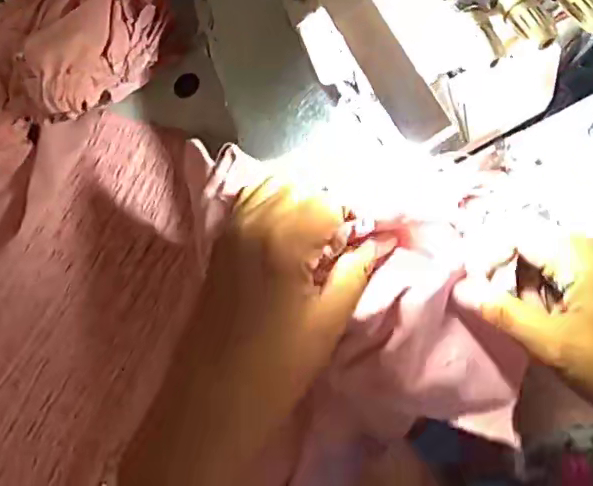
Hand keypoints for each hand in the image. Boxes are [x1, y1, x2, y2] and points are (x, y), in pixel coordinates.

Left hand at [124, 175, 386, 483]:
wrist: (209, 405)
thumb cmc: (276, 368)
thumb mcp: (329, 320)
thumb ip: (358, 268)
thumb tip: (383, 237)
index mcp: (285, 237)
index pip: (332, 200)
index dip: (353, 220)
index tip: (359, 246)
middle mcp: (256, 219)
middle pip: (306, 187)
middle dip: (328, 210)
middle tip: (337, 249)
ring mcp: (233, 225)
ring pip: (280, 186)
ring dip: (302, 204)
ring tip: (311, 243)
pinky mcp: (221, 237)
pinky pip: (255, 198)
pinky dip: (275, 204)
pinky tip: (285, 238)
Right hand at [464, 226, 592, 425]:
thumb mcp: (551, 343)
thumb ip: (504, 313)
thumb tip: (462, 289)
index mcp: (575, 250)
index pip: (515, 235)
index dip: (489, 259)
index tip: (472, 290)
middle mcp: (582, 246)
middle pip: (526, 247)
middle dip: (505, 277)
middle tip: (496, 314)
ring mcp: (590, 264)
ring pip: (538, 265)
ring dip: (522, 291)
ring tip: (521, 325)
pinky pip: (554, 278)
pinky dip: (539, 299)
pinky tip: (539, 326)